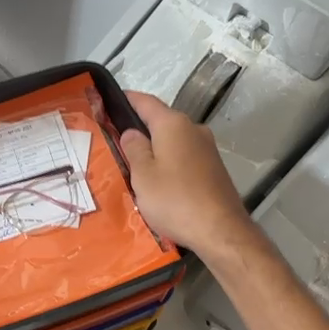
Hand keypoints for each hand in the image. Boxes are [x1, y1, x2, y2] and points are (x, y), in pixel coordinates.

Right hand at [118, 91, 255, 258]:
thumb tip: (132, 133)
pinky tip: (159, 182)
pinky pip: (184, 158)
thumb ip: (134, 149)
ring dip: (155, 149)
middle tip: (115, 143)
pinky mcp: (214, 169)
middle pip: (161, 122)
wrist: (220, 230)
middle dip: (140, 129)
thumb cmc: (174, 199)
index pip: (145, 102)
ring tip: (134, 167)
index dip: (126, 100)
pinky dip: (169, 163)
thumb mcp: (143, 175)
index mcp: (173, 124)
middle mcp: (193, 129)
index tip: (108, 101)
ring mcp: (207, 149)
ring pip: (173, 142)